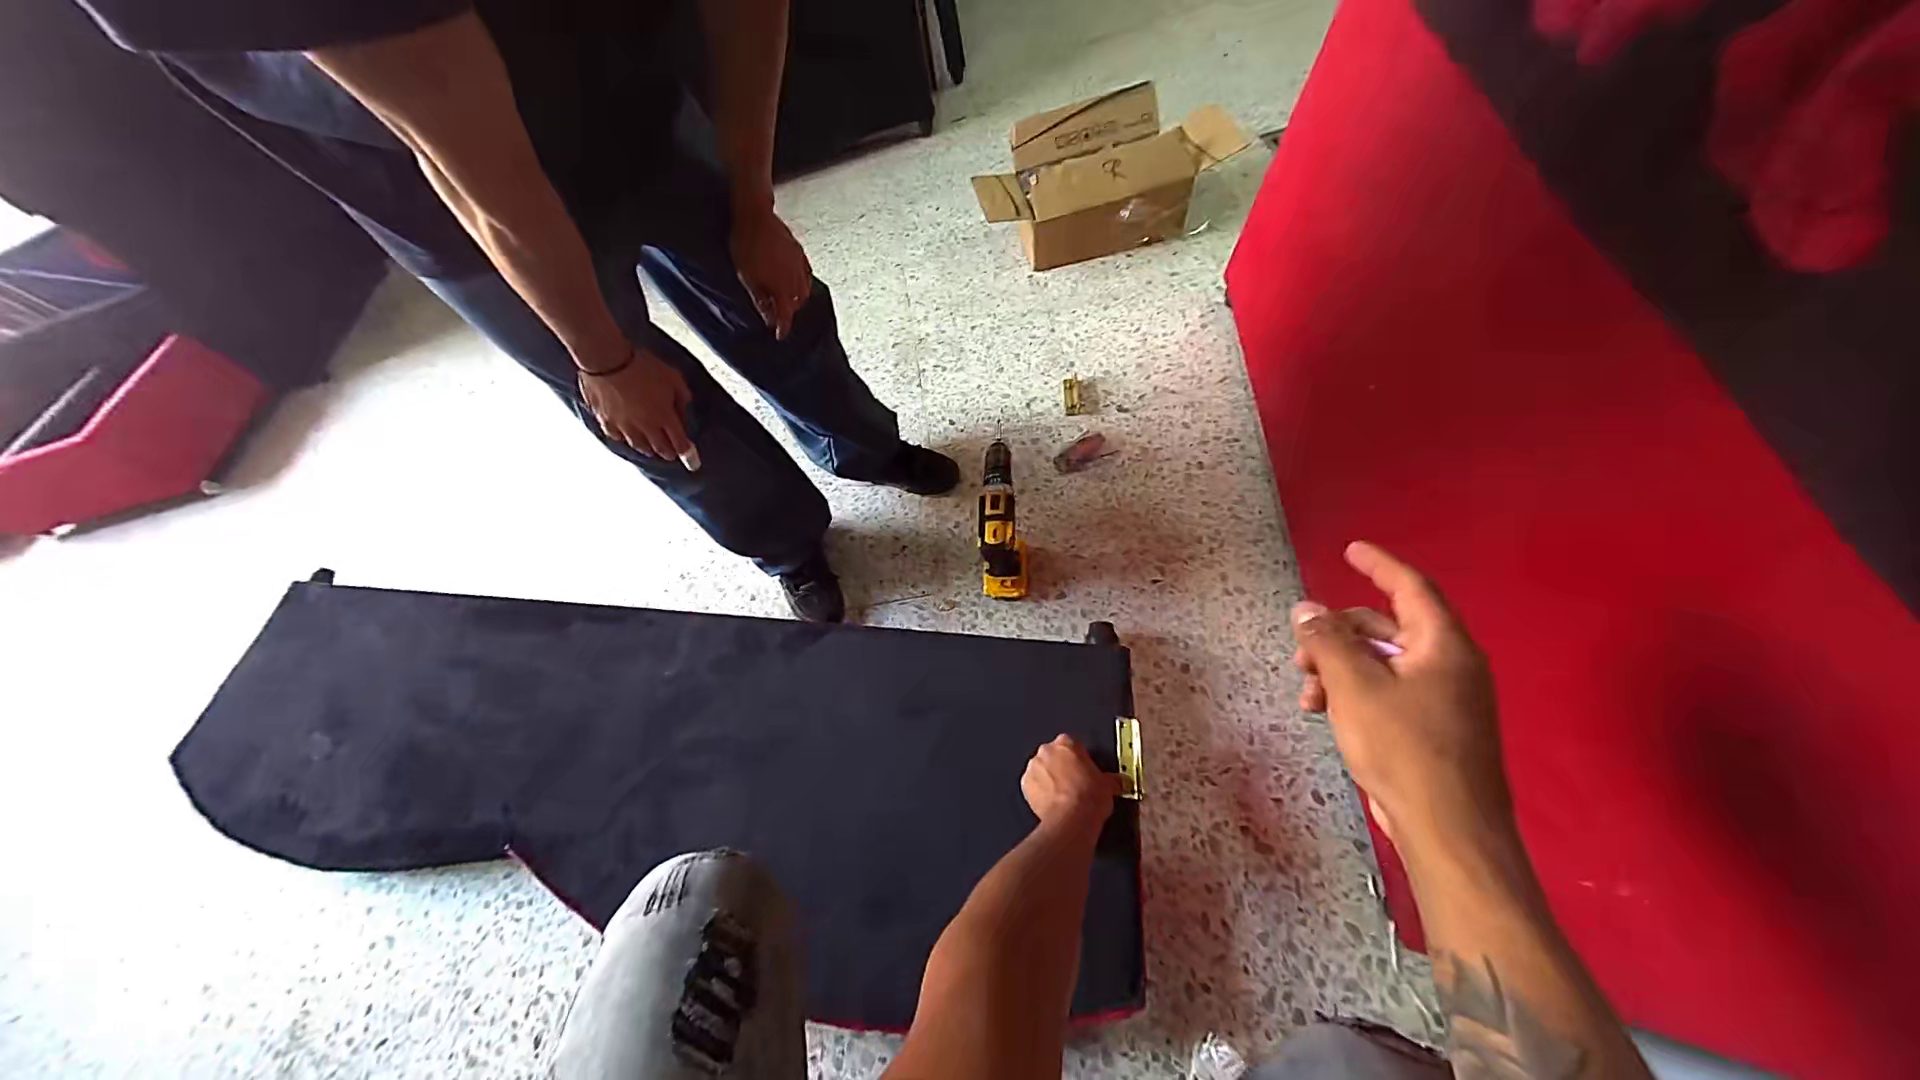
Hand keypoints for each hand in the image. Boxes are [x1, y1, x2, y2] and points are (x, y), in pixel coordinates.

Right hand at [578, 349, 697, 466]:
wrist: (607, 359)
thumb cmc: (642, 366)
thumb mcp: (673, 378)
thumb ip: (682, 398)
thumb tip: (683, 413)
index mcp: (665, 417)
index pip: (680, 444)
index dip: (688, 455)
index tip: (693, 464)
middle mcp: (646, 427)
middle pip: (661, 450)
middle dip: (669, 453)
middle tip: (672, 452)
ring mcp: (624, 426)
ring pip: (640, 447)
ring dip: (649, 448)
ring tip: (652, 446)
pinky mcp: (605, 421)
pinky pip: (618, 438)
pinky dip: (626, 439)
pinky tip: (627, 435)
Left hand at [729, 202, 811, 339]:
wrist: (755, 215)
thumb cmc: (747, 246)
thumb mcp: (747, 278)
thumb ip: (761, 300)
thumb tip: (768, 317)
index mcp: (782, 288)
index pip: (787, 315)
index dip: (784, 327)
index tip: (780, 335)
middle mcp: (795, 280)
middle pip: (797, 304)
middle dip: (789, 312)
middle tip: (778, 316)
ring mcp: (799, 265)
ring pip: (805, 291)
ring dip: (797, 300)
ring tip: (787, 300)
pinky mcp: (799, 252)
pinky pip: (806, 274)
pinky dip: (803, 283)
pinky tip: (796, 282)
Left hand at [1021, 735, 1121, 831]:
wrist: (1072, 819)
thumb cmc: (1088, 799)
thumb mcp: (1108, 785)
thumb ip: (1112, 778)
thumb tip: (1119, 782)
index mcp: (1067, 743)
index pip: (1072, 744)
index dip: (1078, 759)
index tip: (1082, 769)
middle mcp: (1047, 751)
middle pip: (1054, 755)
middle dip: (1061, 767)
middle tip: (1073, 783)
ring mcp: (1034, 767)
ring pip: (1041, 769)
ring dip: (1048, 778)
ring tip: (1062, 796)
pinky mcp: (1025, 784)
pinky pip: (1031, 785)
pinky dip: (1038, 792)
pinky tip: (1051, 803)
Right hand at [1290, 542, 1509, 847]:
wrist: (1447, 829)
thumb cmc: (1403, 747)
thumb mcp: (1353, 686)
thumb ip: (1325, 641)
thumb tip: (1305, 608)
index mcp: (1443, 646)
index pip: (1411, 588)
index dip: (1379, 564)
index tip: (1351, 550)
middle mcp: (1449, 666)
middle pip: (1386, 628)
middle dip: (1337, 633)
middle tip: (1301, 650)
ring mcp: (1443, 700)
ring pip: (1380, 663)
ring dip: (1338, 668)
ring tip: (1307, 694)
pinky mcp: (1432, 729)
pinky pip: (1385, 692)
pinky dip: (1352, 693)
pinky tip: (1325, 713)